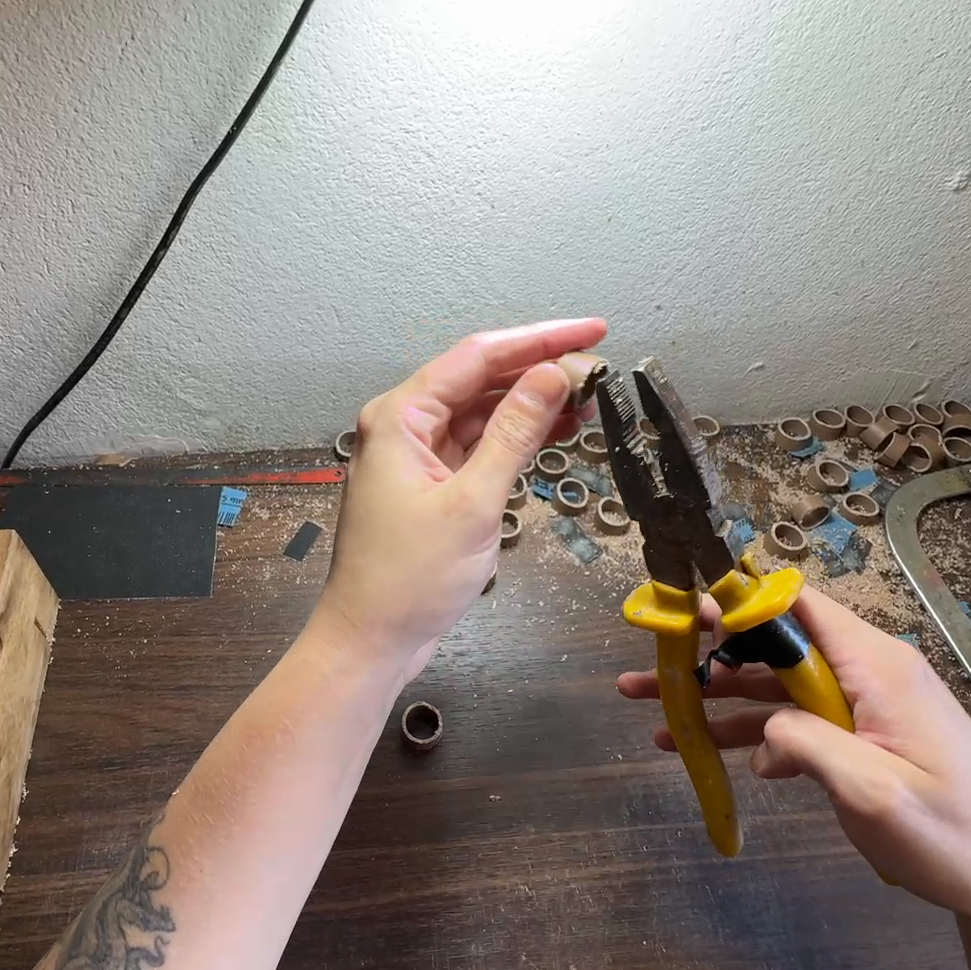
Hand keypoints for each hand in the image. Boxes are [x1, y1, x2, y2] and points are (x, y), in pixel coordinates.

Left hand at [316, 318, 607, 675]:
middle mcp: (403, 426)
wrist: (371, 640)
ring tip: (587, 400)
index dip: (539, 338)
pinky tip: (552, 433)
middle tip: (599, 370)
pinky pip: (475, 447)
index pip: (477, 356)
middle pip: (478, 381)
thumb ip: (513, 434)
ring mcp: (415, 457)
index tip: (593, 329)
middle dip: (538, 371)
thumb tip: (553, 375)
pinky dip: (512, 440)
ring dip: (530, 406)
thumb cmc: (411, 578)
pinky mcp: (429, 485)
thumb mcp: (473, 502)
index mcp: (400, 417)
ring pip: (479, 414)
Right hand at [617, 587, 970, 920]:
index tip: (687, 614)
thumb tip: (764, 727)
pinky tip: (716, 756)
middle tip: (650, 673)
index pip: (799, 605)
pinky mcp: (857, 733)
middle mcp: (865, 672)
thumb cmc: (953, 837)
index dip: (740, 602)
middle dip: (707, 660)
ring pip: (773, 686)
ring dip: (717, 703)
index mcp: (876, 666)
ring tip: (658, 721)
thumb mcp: (874, 793)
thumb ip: (808, 744)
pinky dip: (751, 734)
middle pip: (772, 647)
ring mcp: (860, 703)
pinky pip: (792, 719)